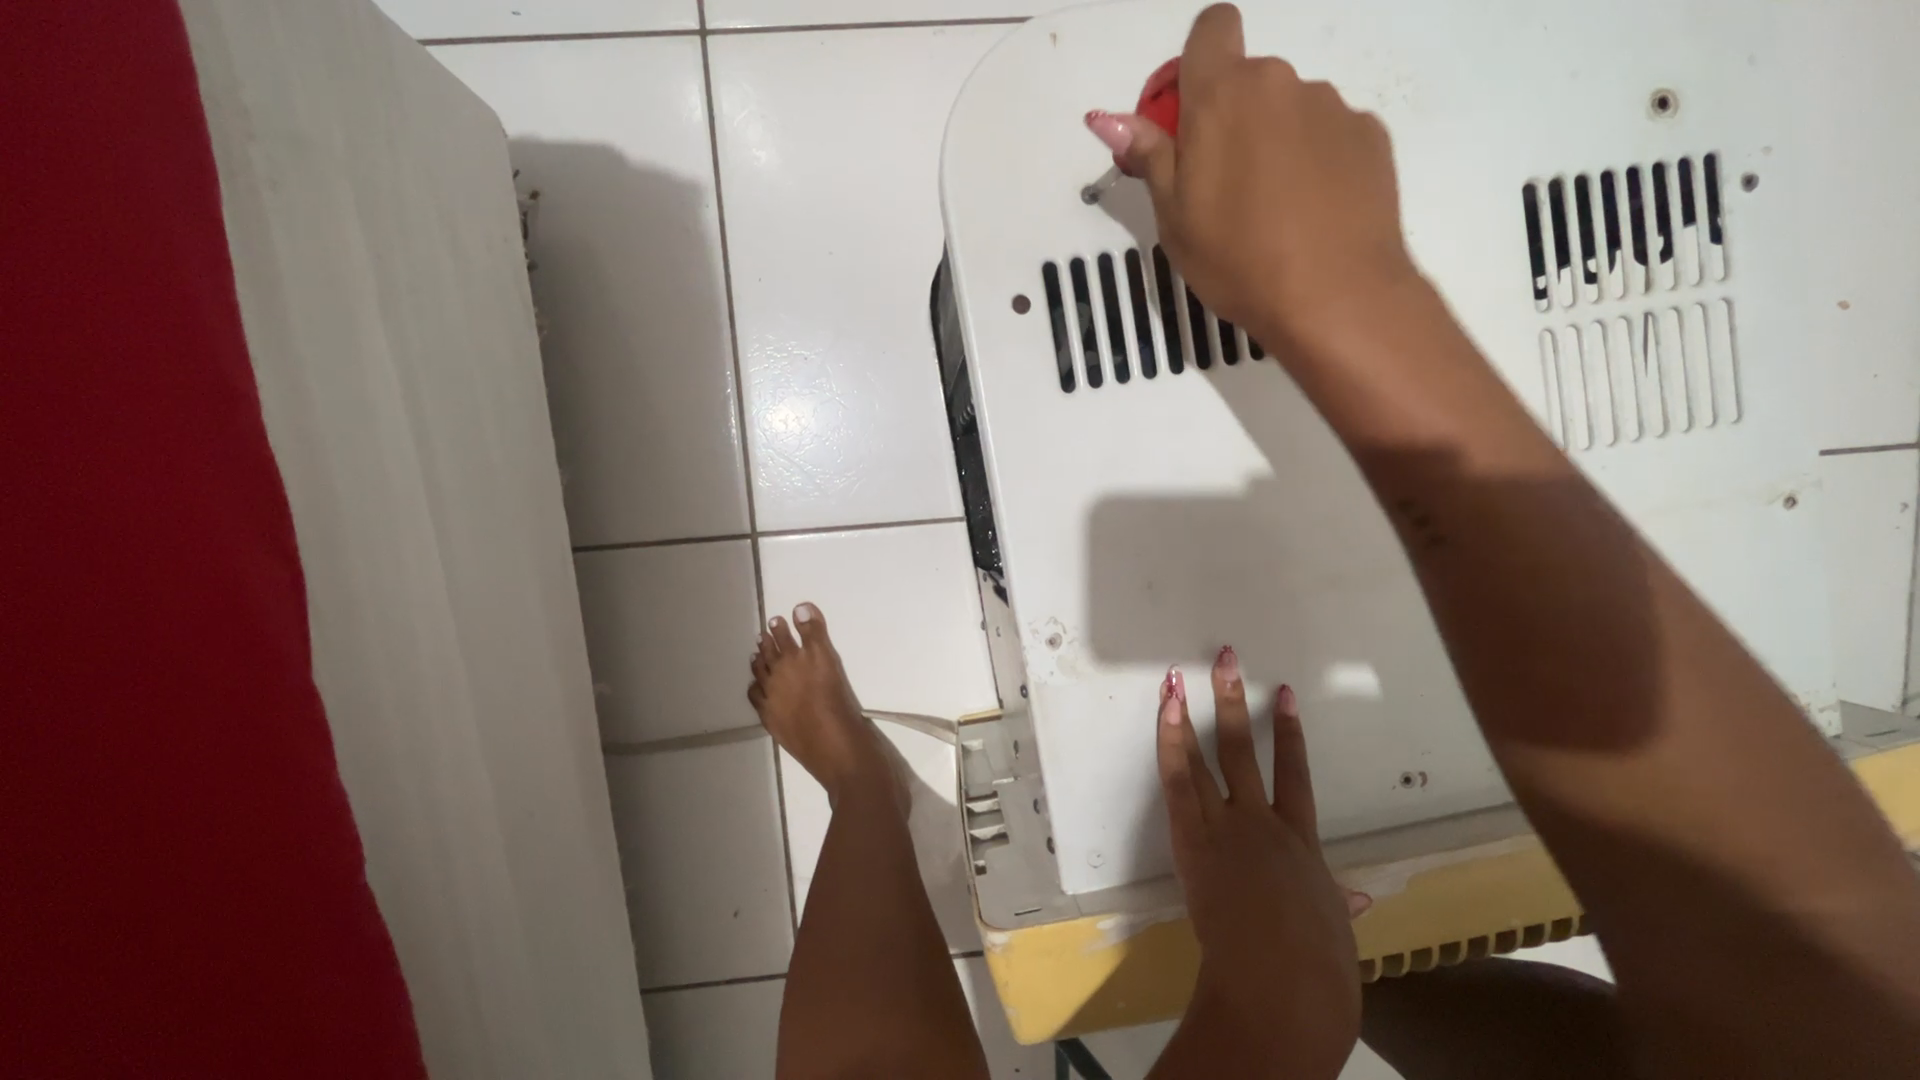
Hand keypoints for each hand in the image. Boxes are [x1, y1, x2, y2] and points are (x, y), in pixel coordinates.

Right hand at [1086, 3, 1417, 350]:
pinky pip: (1330, 136)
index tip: (1192, 116)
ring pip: (1291, 111)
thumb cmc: (1236, 259)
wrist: (1335, 296)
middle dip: (1233, 119)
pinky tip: (1312, 215)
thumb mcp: (1173, 218)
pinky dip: (1317, 163)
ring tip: (1274, 212)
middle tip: (1224, 189)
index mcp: (1222, 96)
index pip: (1211, 28)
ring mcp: (1332, 107)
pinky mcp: (1370, 135)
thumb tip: (1106, 117)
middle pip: (1250, 81)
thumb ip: (1148, 156)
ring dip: (1276, 143)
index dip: (1199, 62)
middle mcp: (1281, 83)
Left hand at [1151, 649, 1368, 1078]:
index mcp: (1303, 845)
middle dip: (1236, 700)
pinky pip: (1179, 779)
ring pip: (1210, 756)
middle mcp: (1265, 823)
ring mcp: (1228, 825)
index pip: (1296, 776)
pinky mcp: (1194, 838)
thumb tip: (1353, 900)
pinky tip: (1167, 709)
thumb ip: (1336, 904)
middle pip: (1247, 750)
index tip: (1284, 697)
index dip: (1290, 734)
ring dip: (1196, 710)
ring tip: (1183, 672)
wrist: (1286, 988)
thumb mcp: (1331, 931)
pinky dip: (1172, 741)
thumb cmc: (1318, 971)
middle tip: (1226, 658)